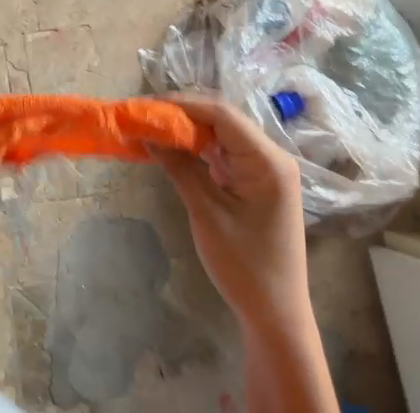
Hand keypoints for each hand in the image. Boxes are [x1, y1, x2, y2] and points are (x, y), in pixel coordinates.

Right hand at [153, 93, 308, 329]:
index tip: (146, 106)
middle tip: (144, 116)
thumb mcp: (206, 213)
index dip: (183, 105)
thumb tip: (147, 134)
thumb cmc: (243, 265)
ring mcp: (265, 170)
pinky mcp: (256, 183)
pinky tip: (174, 150)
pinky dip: (199, 150)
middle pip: (223, 120)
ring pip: (222, 135)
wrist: (276, 313)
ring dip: (189, 131)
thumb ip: (179, 167)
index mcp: (268, 161)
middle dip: (183, 115)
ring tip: (152, 129)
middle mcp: (271, 157)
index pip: (222, 114)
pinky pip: (225, 154)